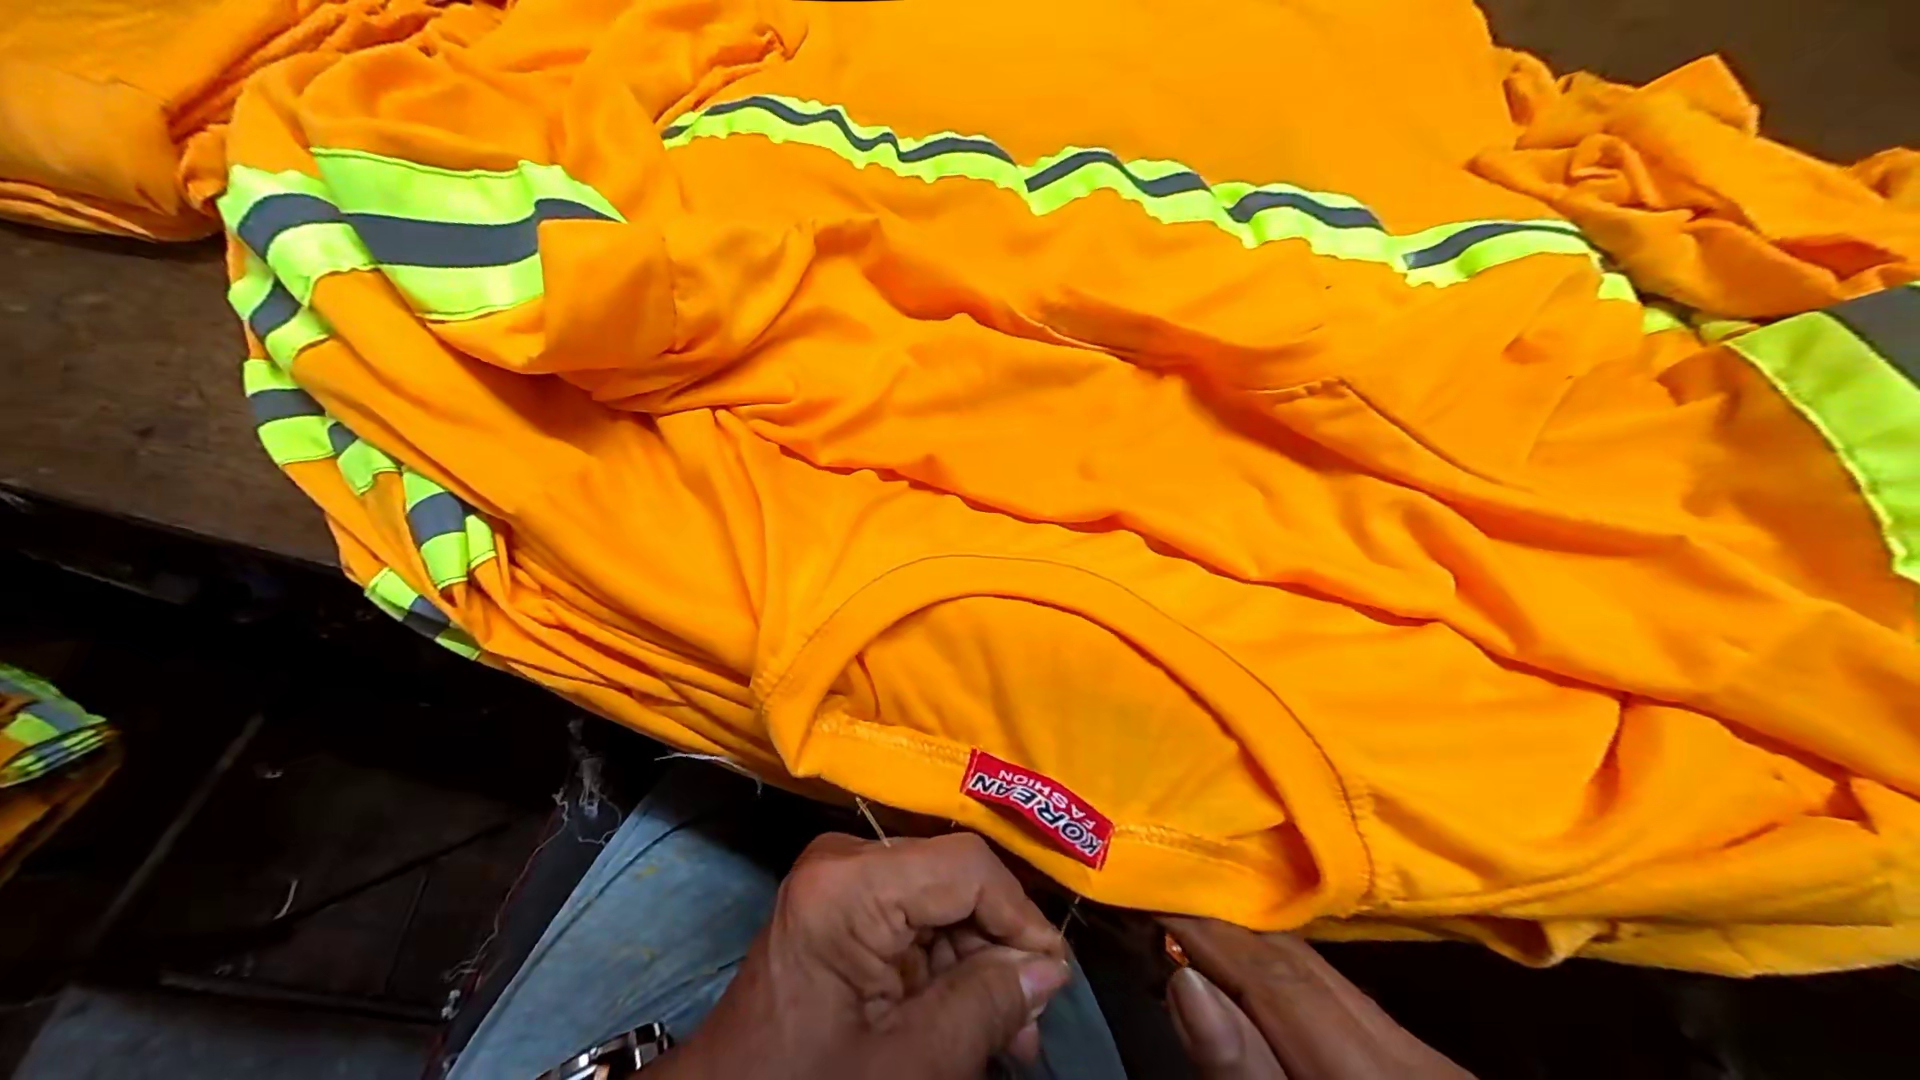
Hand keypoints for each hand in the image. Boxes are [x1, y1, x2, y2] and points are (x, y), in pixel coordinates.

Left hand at [656, 832, 1072, 1078]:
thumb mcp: (907, 1063)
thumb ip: (985, 1006)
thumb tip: (1049, 967)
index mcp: (848, 883)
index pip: (964, 867)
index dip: (1019, 916)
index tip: (1053, 975)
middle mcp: (846, 860)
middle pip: (954, 883)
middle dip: (998, 950)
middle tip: (1028, 1020)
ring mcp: (842, 878)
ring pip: (943, 903)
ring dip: (978, 965)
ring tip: (1008, 1033)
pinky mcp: (844, 902)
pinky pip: (917, 920)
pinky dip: (948, 967)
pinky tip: (970, 1015)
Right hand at [1162, 917, 1473, 1079]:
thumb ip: (1242, 1076)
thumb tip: (1186, 981)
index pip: (1278, 979)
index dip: (1210, 933)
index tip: (1150, 900)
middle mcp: (1418, 1059)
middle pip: (1303, 968)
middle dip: (1226, 932)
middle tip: (1158, 907)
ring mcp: (1433, 1064)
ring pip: (1325, 975)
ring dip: (1253, 950)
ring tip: (1191, 931)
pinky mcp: (1430, 1072)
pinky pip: (1344, 998)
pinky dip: (1287, 978)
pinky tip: (1253, 976)